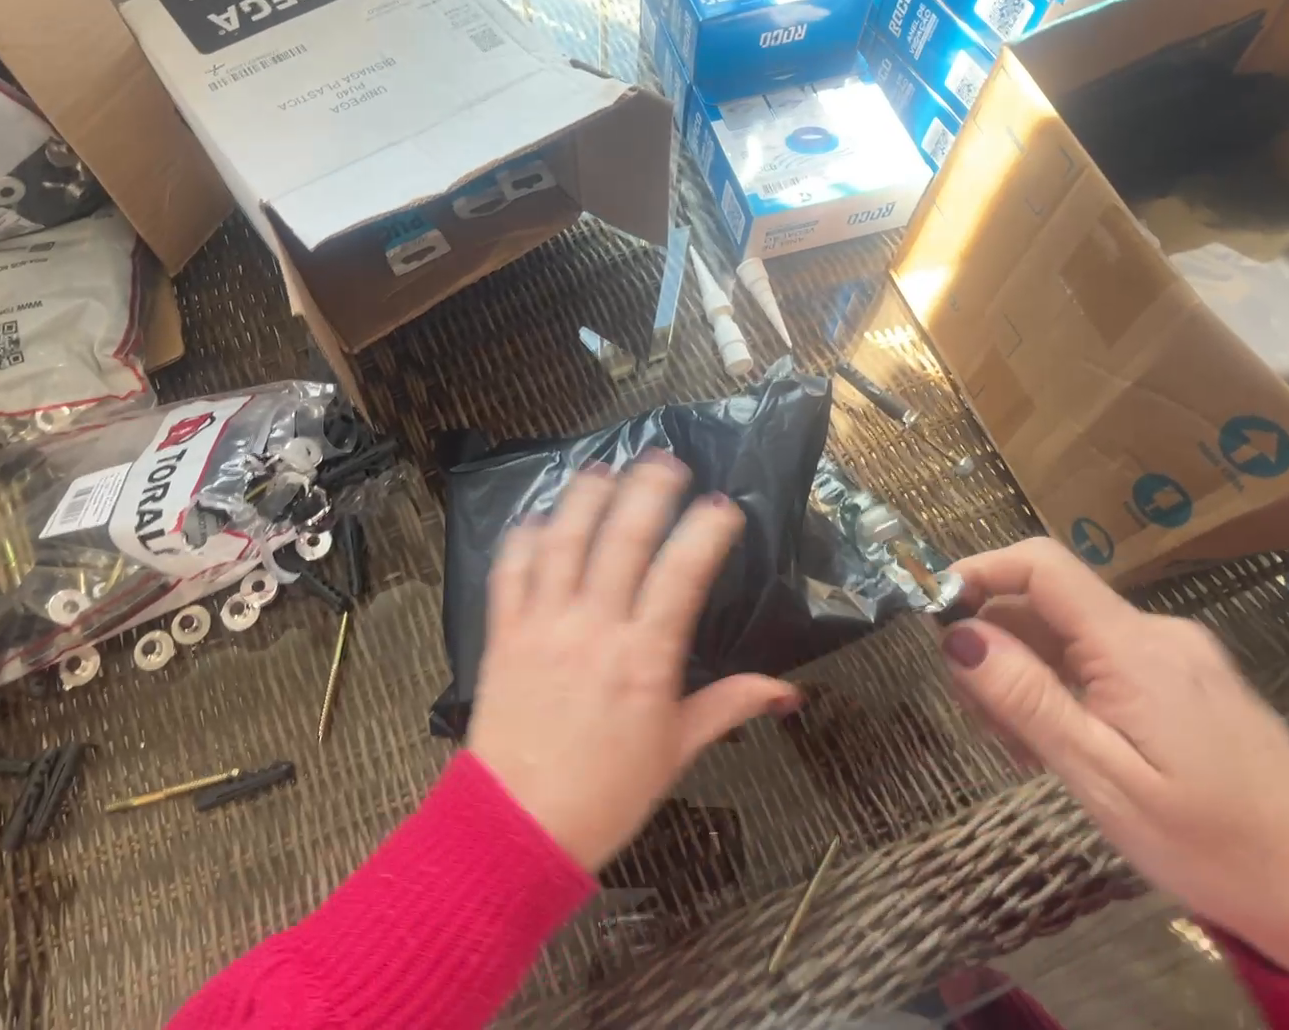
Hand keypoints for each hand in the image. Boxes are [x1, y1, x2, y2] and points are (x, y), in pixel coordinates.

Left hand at [466, 453, 801, 872]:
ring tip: (602, 469)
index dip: (705, 533)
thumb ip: (728, 707)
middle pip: (621, 541)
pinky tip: (534, 518)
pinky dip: (520, 542)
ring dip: (583, 501)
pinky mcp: (503, 637)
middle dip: (646, 492)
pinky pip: (509, 576)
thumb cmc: (605, 794)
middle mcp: (593, 630)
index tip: (722, 507)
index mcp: (643, 659)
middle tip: (664, 463)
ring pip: (562, 545)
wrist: (518, 826)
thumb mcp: (675, 751)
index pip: (682, 575)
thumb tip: (785, 691)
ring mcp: (543, 628)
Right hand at [940, 538, 1288, 978]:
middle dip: (991, 646)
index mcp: (1135, 647)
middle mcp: (1154, 634)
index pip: (1041, 566)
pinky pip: (1094, 662)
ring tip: (1020, 749)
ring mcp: (1171, 656)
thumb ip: (1026, 699)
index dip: (976, 571)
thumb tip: (957, 635)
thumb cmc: (1211, 842)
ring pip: (1063, 637)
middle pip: (1043, 606)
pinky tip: (1056, 745)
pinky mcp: (1178, 682)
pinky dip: (1056, 691)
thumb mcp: (1100, 776)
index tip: (928, 612)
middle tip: (976, 719)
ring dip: (1021, 677)